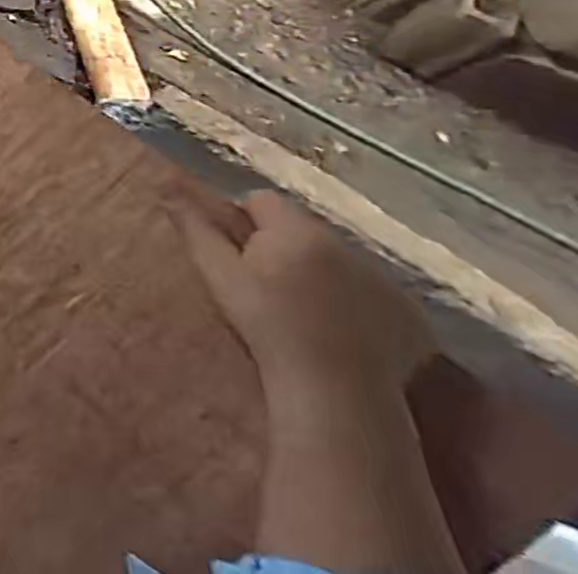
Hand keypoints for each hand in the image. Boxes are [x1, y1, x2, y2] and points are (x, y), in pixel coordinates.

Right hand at [178, 190, 433, 398]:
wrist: (334, 391)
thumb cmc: (265, 326)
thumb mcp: (217, 274)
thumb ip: (194, 228)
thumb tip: (166, 186)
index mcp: (298, 233)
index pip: (262, 200)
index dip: (242, 222)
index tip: (237, 255)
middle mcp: (347, 246)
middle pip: (301, 229)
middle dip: (281, 247)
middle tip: (264, 286)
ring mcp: (385, 281)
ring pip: (336, 260)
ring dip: (317, 273)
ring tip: (302, 312)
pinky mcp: (410, 314)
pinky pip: (371, 292)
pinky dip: (354, 303)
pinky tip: (340, 331)